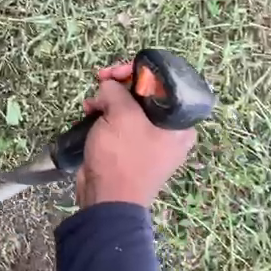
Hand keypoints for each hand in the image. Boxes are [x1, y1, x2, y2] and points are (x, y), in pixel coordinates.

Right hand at [75, 61, 196, 207]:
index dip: (138, 72)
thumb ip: (117, 90)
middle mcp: (170, 130)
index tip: (114, 72)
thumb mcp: (121, 115)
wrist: (109, 197)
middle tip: (99, 80)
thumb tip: (109, 85)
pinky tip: (90, 113)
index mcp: (180, 124)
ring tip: (91, 104)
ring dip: (107, 99)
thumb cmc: (123, 156)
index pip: (164, 84)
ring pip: (129, 105)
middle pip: (145, 93)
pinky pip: (120, 120)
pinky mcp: (131, 146)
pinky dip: (105, 113)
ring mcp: (150, 140)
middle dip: (119, 85)